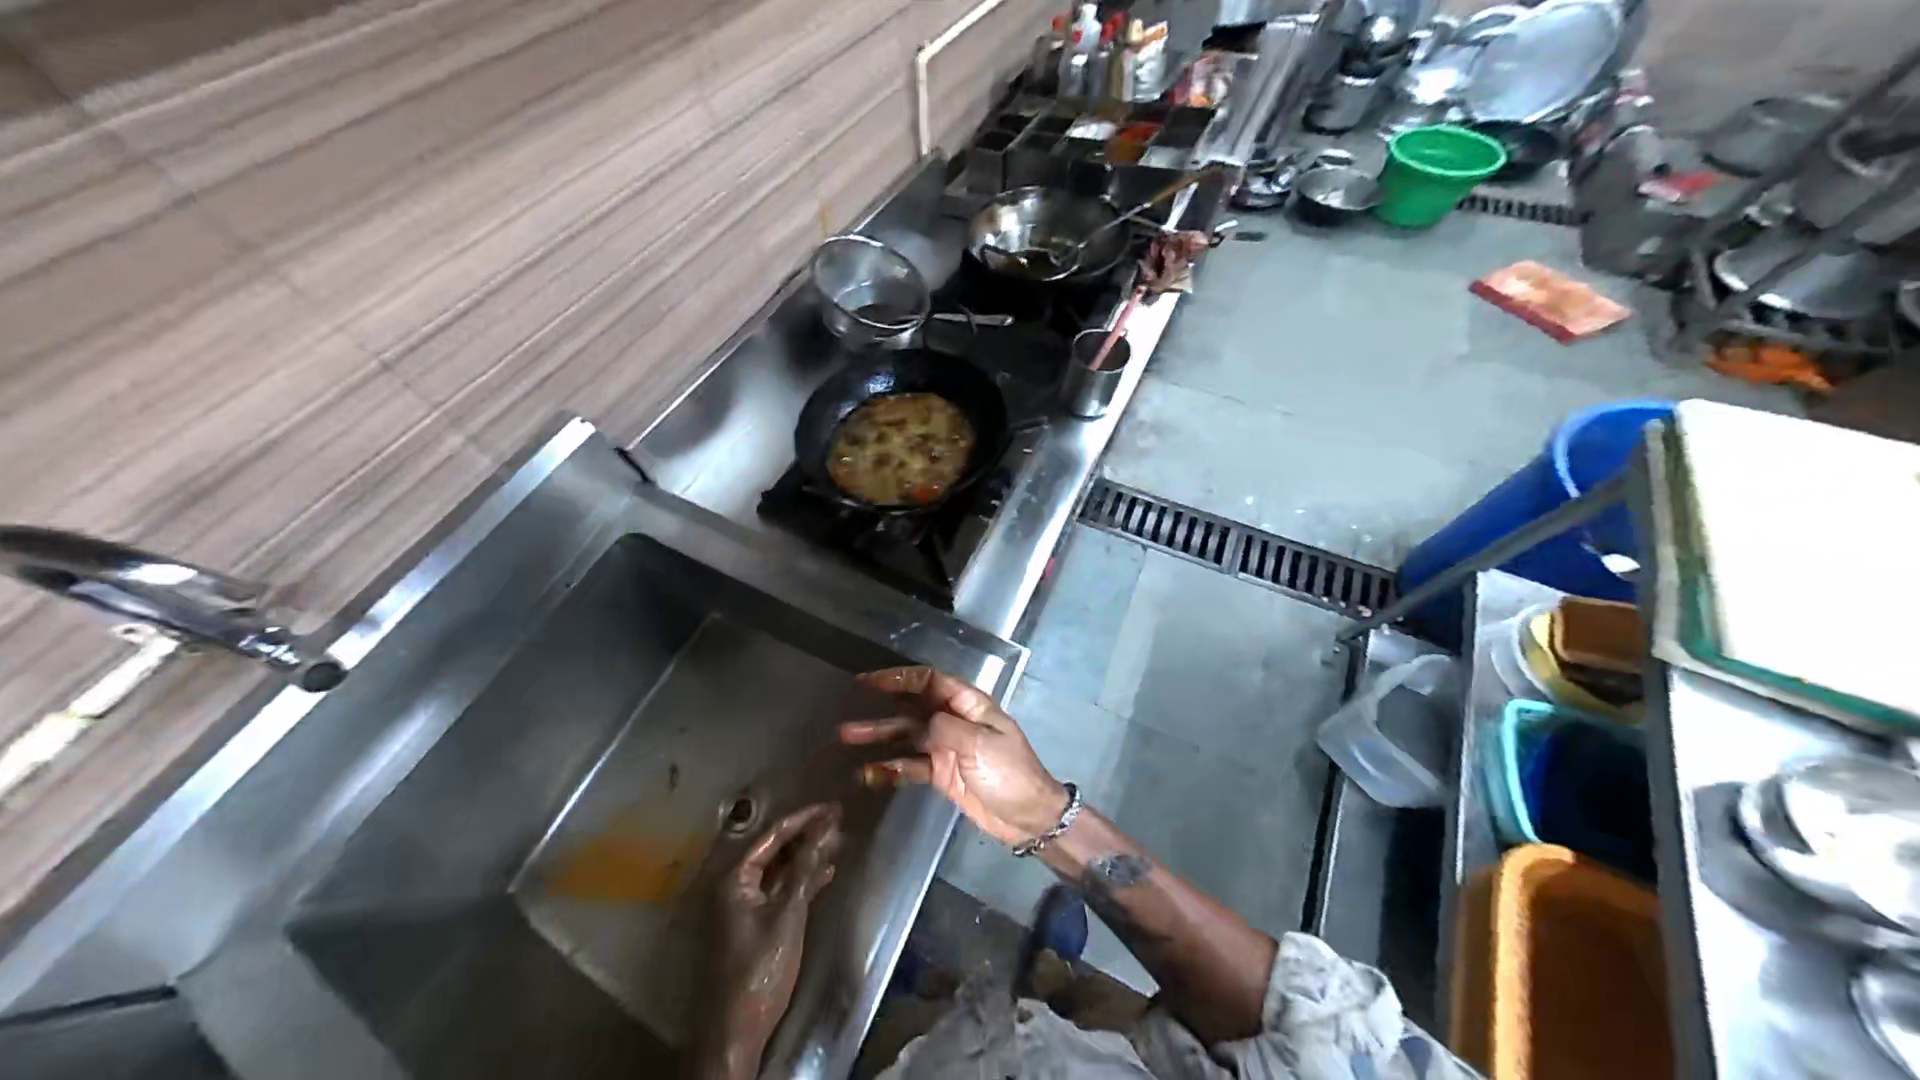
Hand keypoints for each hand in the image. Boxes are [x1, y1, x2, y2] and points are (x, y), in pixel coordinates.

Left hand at [698, 803, 842, 1079]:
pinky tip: (826, 874)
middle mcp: (734, 885)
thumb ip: (805, 869)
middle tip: (838, 820)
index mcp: (734, 878)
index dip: (804, 818)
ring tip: (838, 842)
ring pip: (778, 870)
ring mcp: (742, 906)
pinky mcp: (753, 924)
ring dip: (806, 857)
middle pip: (774, 849)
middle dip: (806, 835)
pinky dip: (801, 881)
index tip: (833, 807)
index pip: (772, 835)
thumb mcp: (787, 915)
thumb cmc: (760, 969)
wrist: (736, 1031)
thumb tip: (824, 828)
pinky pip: (779, 890)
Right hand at [840, 666, 1066, 846]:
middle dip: (883, 705)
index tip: (870, 680)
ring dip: (880, 735)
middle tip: (850, 704)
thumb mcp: (980, 744)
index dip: (901, 678)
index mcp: (969, 704)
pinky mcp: (941, 773)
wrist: (1029, 817)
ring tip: (847, 736)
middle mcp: (954, 720)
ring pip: (907, 735)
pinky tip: (868, 773)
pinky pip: (910, 766)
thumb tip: (922, 722)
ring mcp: (946, 747)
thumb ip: (947, 727)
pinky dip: (891, 768)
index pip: (930, 681)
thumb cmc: (1010, 772)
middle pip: (913, 707)